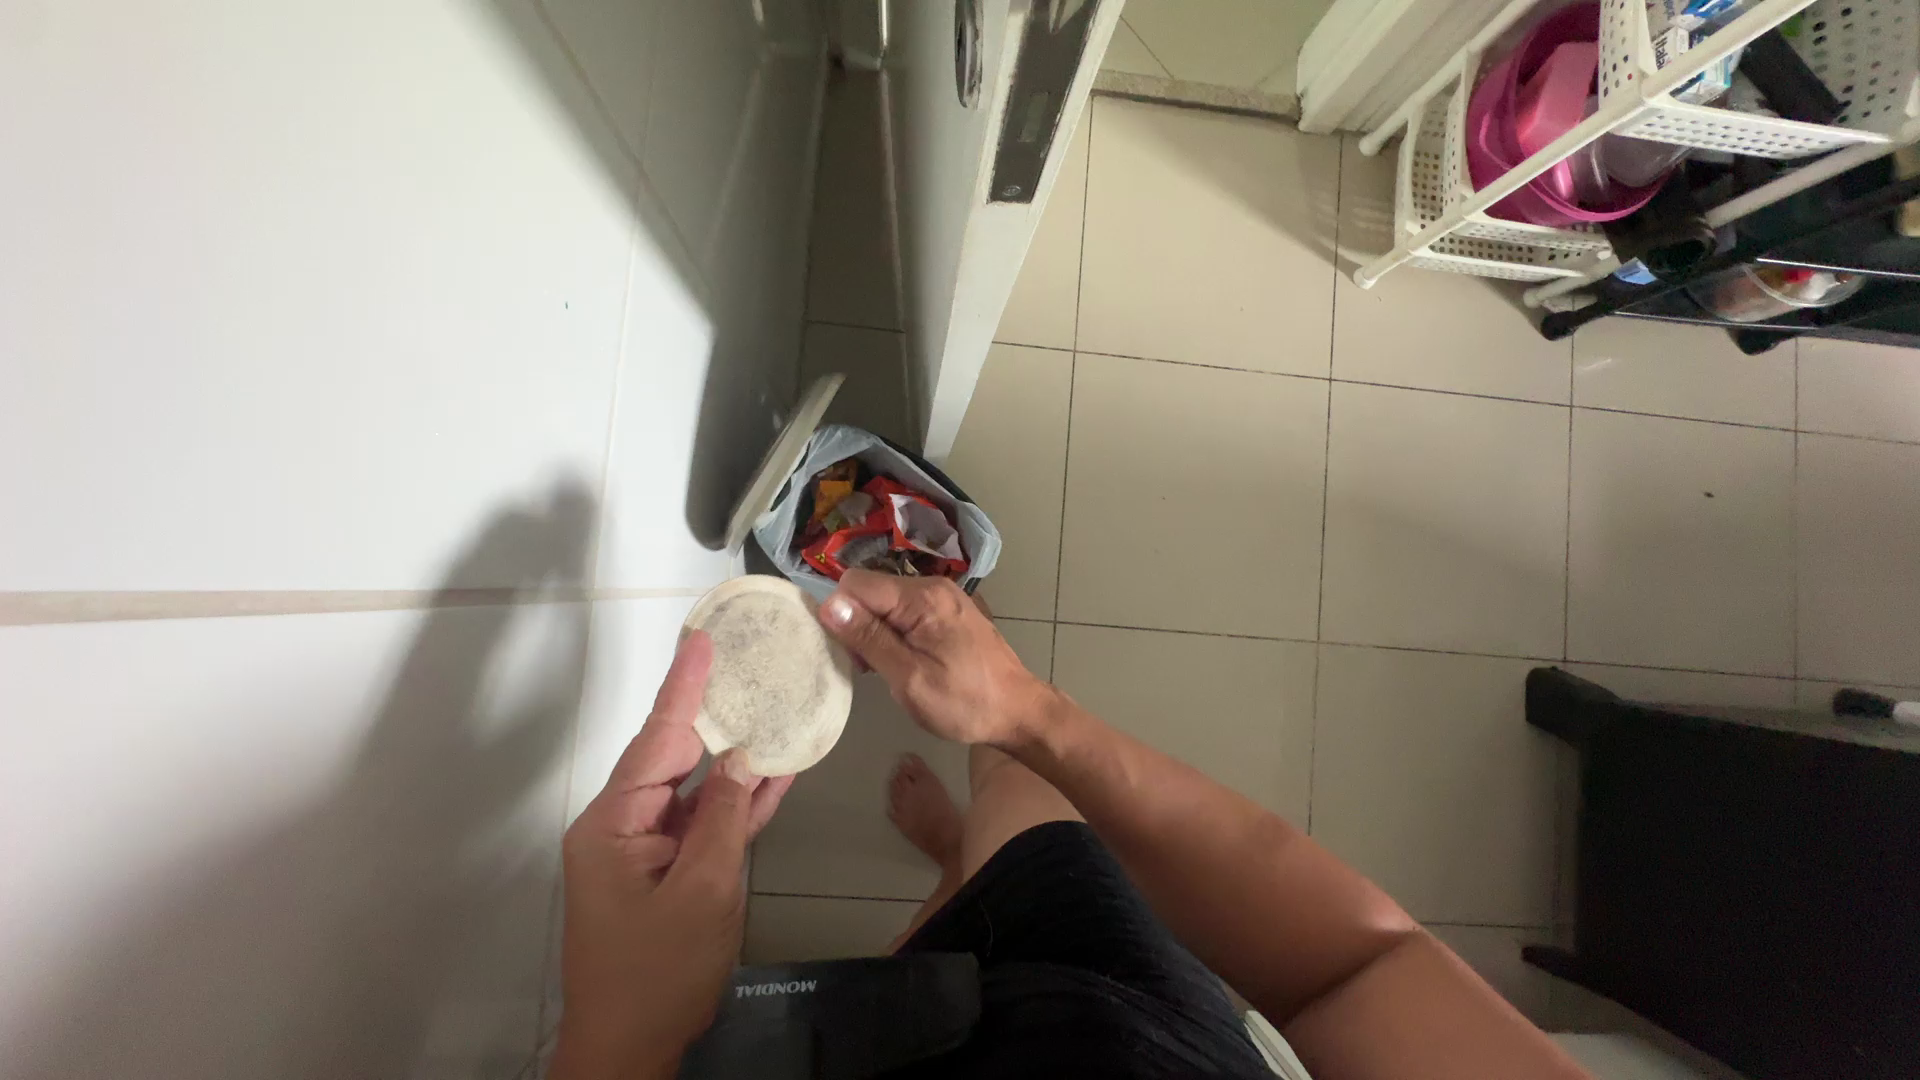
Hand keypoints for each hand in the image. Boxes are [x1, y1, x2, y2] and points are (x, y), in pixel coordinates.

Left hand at [549, 631, 794, 1079]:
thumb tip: (748, 759)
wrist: (634, 1050)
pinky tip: (776, 771)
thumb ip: (725, 816)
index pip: (656, 740)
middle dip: (713, 713)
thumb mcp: (700, 890)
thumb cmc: (659, 971)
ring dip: (735, 758)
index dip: (684, 687)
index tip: (701, 640)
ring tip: (768, 706)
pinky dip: (738, 801)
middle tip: (747, 665)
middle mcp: (625, 825)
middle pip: (675, 755)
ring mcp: (648, 846)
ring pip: (697, 786)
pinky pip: (706, 820)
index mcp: (614, 824)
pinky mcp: (671, 867)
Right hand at [816, 570, 1056, 746]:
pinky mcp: (948, 610)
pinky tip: (903, 660)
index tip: (849, 651)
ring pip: (886, 600)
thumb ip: (870, 639)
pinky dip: (895, 632)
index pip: (856, 583)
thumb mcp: (910, 677)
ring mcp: (943, 596)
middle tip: (870, 667)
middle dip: (857, 624)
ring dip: (875, 631)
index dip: (840, 613)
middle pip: (870, 589)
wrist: (1017, 711)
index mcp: (922, 598)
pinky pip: (906, 610)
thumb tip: (829, 604)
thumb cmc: (964, 702)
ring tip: (887, 668)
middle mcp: (932, 586)